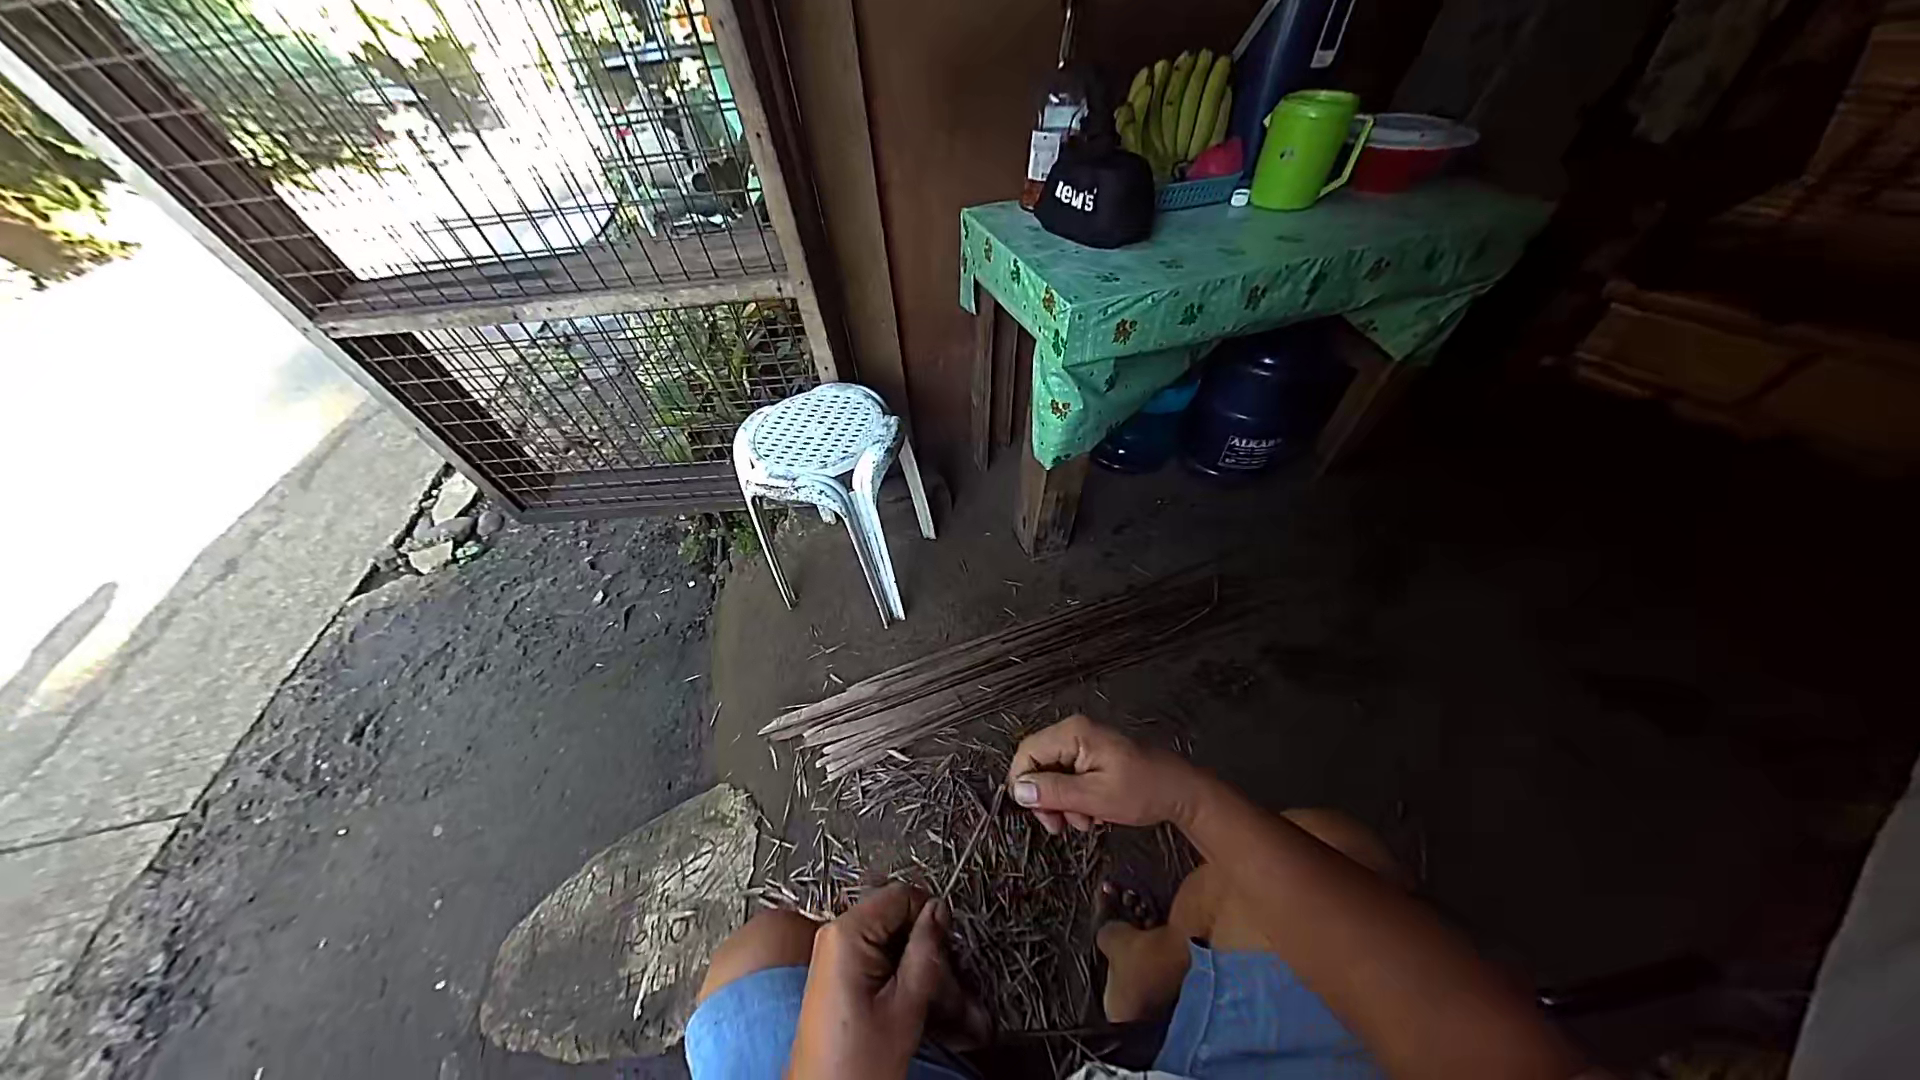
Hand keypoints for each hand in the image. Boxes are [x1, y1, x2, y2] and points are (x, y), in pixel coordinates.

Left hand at [787, 884, 955, 1079]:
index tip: (946, 949)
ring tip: (939, 1006)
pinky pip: (880, 960)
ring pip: (893, 943)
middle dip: (927, 950)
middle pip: (897, 920)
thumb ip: (925, 950)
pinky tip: (917, 1007)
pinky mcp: (839, 974)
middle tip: (948, 987)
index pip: (901, 895)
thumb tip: (940, 909)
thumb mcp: (904, 1006)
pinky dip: (902, 979)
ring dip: (919, 968)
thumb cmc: (855, 1068)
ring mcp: (835, 954)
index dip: (929, 917)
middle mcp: (836, 935)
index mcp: (847, 933)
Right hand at [1006, 714, 1207, 834]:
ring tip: (1084, 821)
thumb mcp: (1095, 797)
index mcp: (1073, 733)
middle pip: (1038, 763)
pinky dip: (1074, 797)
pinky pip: (1068, 776)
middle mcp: (1074, 732)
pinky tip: (1091, 813)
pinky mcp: (1092, 755)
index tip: (1037, 813)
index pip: (1027, 752)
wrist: (1181, 792)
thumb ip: (1054, 792)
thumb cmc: (1142, 792)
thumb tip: (1018, 791)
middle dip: (1046, 797)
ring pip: (1052, 773)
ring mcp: (1083, 743)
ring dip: (1062, 802)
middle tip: (1059, 826)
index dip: (1023, 783)